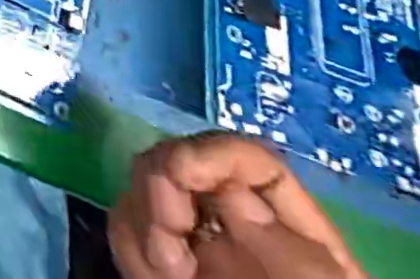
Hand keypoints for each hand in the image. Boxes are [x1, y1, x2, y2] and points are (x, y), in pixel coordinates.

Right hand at [108, 133, 365, 278]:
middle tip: (170, 228)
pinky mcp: (157, 263)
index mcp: (292, 231)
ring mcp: (194, 246)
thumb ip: (292, 257)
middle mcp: (236, 227)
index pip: (248, 160)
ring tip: (165, 266)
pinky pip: (126, 228)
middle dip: (163, 179)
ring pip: (143, 188)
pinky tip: (151, 271)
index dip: (212, 153)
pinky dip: (130, 240)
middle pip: (182, 160)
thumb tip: (231, 195)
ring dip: (143, 214)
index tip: (183, 171)